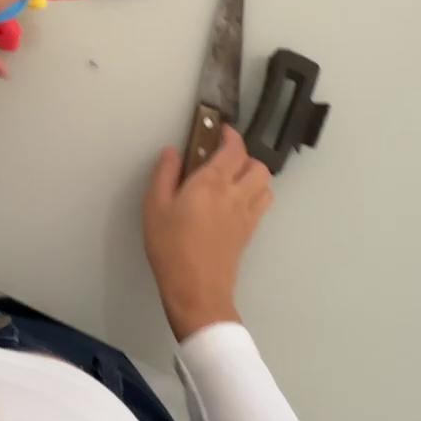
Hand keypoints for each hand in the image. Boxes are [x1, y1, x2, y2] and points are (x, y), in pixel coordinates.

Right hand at [142, 125, 273, 340]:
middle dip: (245, 155)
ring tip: (231, 177)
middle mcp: (236, 195)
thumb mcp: (155, 205)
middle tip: (224, 156)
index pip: (233, 150)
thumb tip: (173, 152)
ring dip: (253, 175)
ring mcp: (247, 216)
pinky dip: (254, 194)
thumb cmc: (171, 245)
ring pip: (266, 186)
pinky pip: (262, 205)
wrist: (196, 290)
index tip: (220, 130)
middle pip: (258, 166)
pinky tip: (233, 201)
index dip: (230, 135)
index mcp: (212, 183)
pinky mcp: (249, 234)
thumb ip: (165, 173)